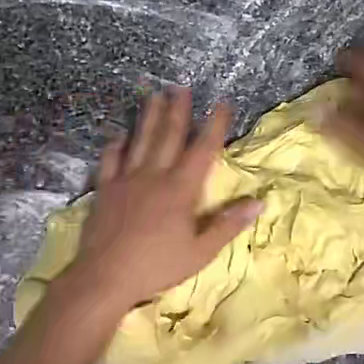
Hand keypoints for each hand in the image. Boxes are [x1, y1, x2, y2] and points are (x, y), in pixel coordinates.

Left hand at [63, 87, 261, 309]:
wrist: (105, 276)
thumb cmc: (158, 266)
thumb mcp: (201, 252)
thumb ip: (228, 225)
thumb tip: (258, 202)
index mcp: (181, 189)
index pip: (203, 150)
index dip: (214, 125)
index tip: (221, 104)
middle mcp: (154, 176)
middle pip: (168, 136)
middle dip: (178, 111)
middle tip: (181, 87)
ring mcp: (127, 180)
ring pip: (140, 141)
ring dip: (148, 117)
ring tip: (153, 95)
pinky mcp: (105, 190)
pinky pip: (110, 160)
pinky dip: (115, 145)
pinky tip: (118, 135)